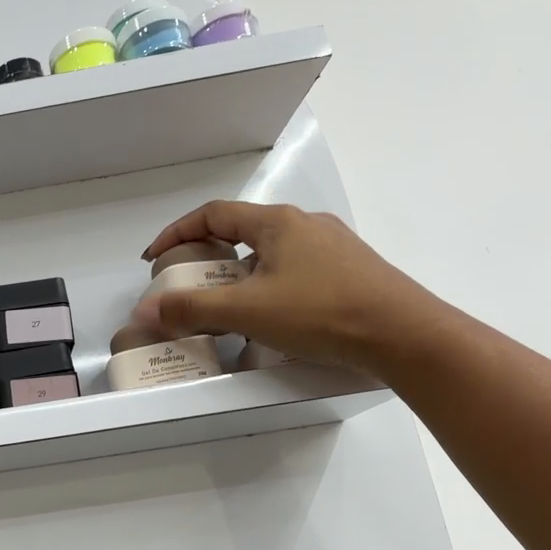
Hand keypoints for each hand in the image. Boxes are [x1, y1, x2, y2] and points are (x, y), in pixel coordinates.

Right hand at [134, 201, 450, 373]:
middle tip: (187, 286)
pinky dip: (268, 288)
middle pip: (242, 232)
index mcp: (278, 223)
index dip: (177, 233)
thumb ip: (191, 309)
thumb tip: (147, 310)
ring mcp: (333, 248)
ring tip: (225, 308)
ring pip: (270, 255)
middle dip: (207, 257)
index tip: (155, 259)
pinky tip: (270, 319)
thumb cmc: (321, 312)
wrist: (403, 335)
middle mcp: (306, 225)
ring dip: (239, 275)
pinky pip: (295, 272)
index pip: (214, 214)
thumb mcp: (246, 311)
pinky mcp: (350, 273)